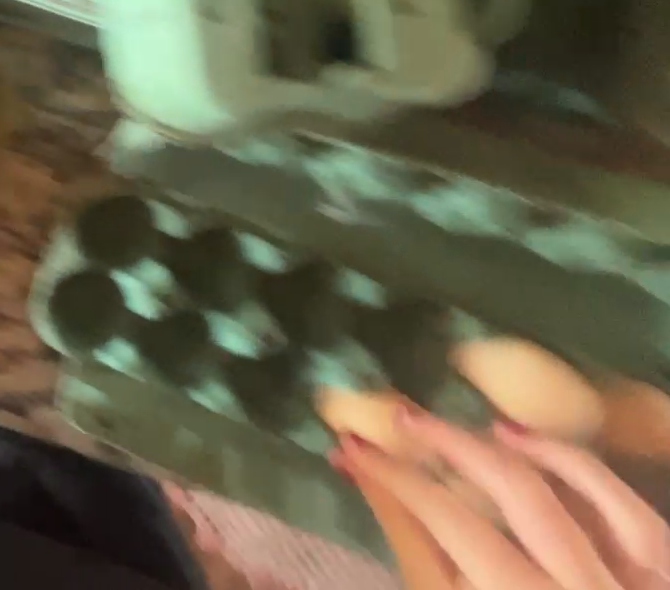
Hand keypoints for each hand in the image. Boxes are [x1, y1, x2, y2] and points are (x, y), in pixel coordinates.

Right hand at [335, 404, 669, 588]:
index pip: (444, 514)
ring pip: (608, 501)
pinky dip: (604, 487)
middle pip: (520, 492)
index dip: (391, 472)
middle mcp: (587, 588)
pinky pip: (649, 526)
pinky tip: (566, 465)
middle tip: (404, 414)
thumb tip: (360, 475)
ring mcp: (647, 588)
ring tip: (497, 426)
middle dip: (455, 443)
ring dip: (547, 453)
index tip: (347, 442)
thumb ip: (415, 548)